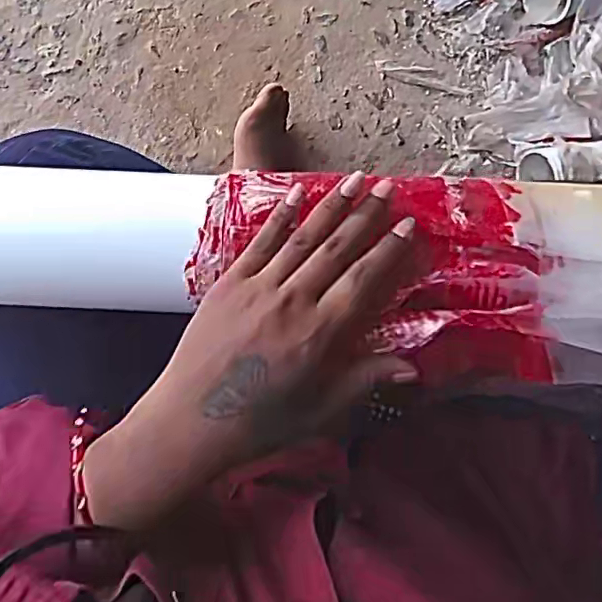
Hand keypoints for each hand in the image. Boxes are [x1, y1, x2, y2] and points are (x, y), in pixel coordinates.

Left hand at [83, 173, 419, 531]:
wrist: (191, 419)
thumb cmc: (259, 422)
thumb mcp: (320, 410)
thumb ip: (363, 380)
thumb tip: (410, 366)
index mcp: (319, 333)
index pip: (363, 279)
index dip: (388, 249)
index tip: (406, 223)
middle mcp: (291, 302)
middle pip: (336, 249)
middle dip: (365, 214)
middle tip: (386, 186)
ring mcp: (258, 288)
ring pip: (302, 238)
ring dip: (331, 206)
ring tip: (354, 179)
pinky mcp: (229, 283)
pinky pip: (260, 243)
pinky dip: (281, 217)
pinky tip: (297, 193)